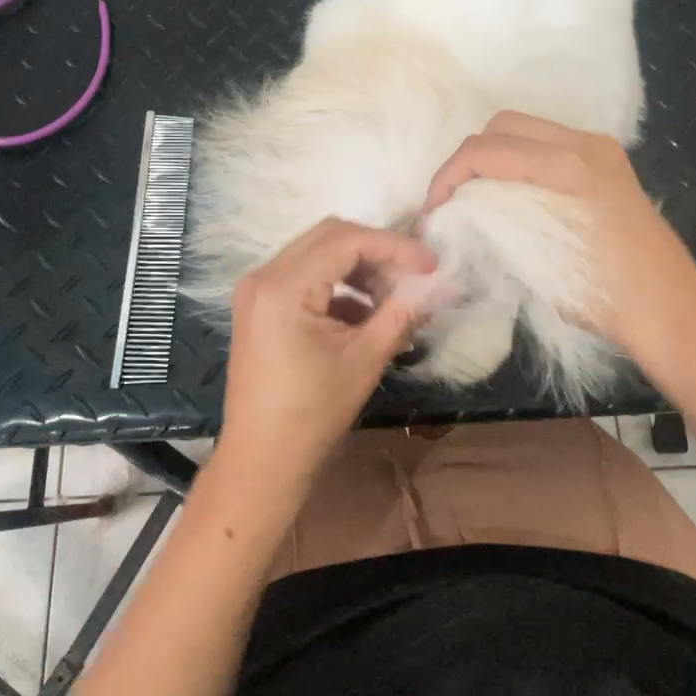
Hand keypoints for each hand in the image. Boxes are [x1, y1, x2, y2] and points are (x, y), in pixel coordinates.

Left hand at [220, 218, 436, 490]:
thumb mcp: (366, 359)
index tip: (431, 265)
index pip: (347, 240)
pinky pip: (303, 276)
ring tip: (392, 298)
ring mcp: (256, 290)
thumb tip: (439, 286)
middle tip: (412, 277)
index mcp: (284, 286)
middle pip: (329, 236)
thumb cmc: (314, 413)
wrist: (262, 459)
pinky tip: (364, 314)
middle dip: (376, 251)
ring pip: (316, 253)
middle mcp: (264, 276)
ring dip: (357, 267)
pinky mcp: (258, 306)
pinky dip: (337, 285)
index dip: (394, 246)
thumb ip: (402, 312)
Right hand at [422, 111, 695, 348]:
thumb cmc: (603, 298)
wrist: (669, 311)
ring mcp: (599, 151)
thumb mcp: (534, 264)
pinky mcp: (604, 165)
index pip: (485, 151)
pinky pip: (546, 146)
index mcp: (567, 166)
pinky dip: (517, 163)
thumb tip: (456, 217)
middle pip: (502, 127)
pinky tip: (508, 199)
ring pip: (524, 131)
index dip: (446, 178)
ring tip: (474, 199)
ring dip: (492, 159)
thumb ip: (491, 226)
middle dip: (467, 161)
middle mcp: (584, 145)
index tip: (431, 212)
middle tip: (450, 202)